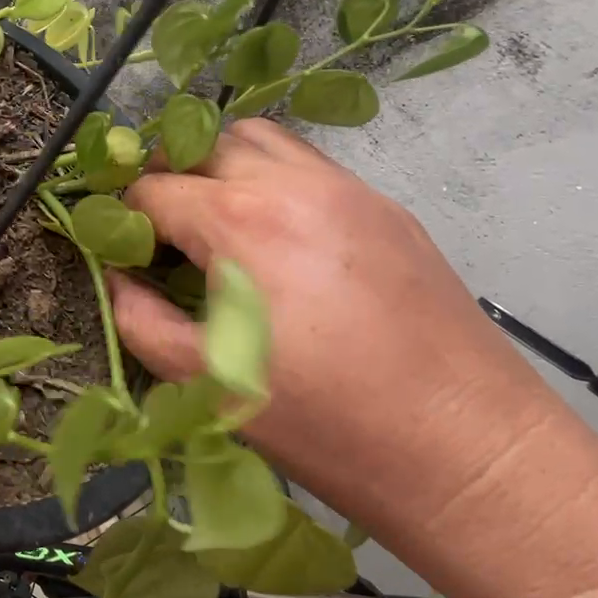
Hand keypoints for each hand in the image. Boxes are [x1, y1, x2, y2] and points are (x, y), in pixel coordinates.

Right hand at [109, 117, 556, 526]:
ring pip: (256, 139)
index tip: (126, 255)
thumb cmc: (330, 424)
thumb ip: (138, 317)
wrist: (477, 459)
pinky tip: (277, 237)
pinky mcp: (388, 209)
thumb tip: (119, 277)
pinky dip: (272, 178)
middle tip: (164, 233)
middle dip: (167, 178)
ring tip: (217, 220)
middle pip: (199, 143)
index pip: (150, 190)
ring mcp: (348, 190)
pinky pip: (308, 164)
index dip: (124, 220)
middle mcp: (293, 185)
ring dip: (220, 165)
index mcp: (241, 221)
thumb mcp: (205, 382)